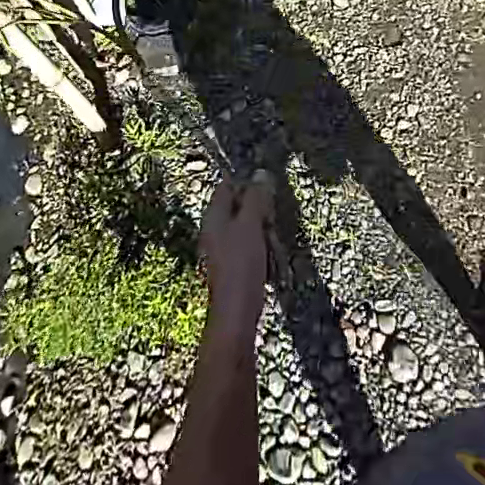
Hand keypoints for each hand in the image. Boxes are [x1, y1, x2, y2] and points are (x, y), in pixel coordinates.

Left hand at [200, 169, 272, 333]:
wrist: (237, 310)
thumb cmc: (241, 263)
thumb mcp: (250, 225)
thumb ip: (255, 198)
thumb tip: (261, 174)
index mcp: (214, 215)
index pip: (228, 186)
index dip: (248, 185)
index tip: (267, 195)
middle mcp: (215, 228)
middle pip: (240, 206)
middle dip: (260, 212)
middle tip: (270, 225)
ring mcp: (224, 246)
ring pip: (249, 227)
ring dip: (265, 233)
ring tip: (271, 248)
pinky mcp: (235, 263)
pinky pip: (252, 245)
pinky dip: (263, 249)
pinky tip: (270, 261)